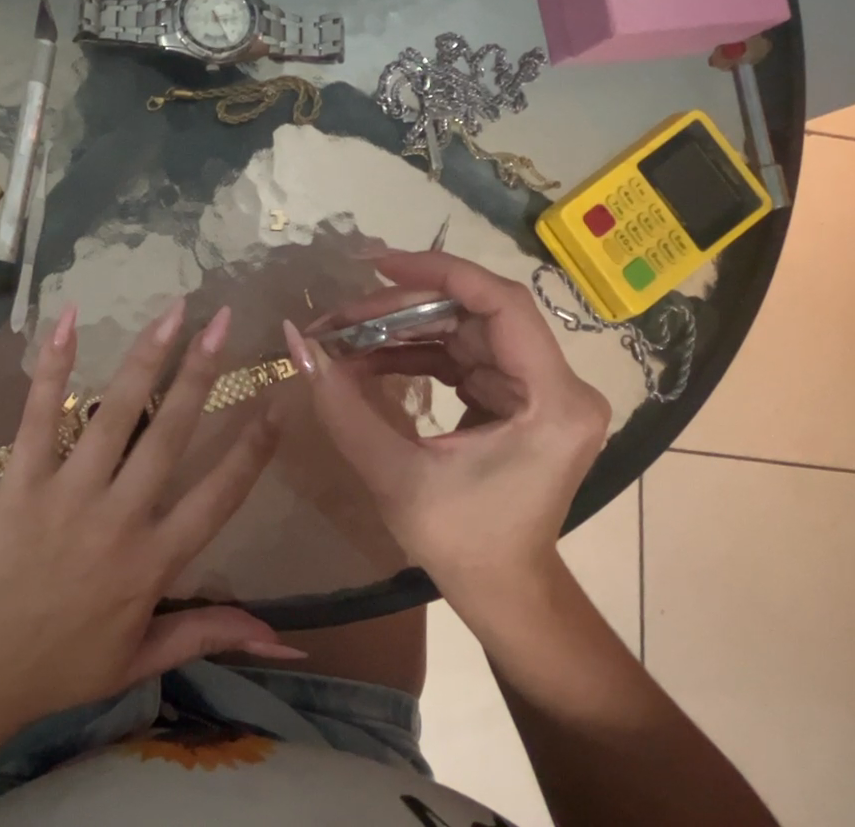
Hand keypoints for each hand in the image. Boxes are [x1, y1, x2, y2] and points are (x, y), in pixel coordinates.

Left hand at [0, 300, 299, 732]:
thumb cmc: (60, 669)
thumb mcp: (142, 659)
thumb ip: (210, 633)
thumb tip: (283, 636)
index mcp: (155, 562)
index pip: (219, 496)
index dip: (252, 451)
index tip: (275, 404)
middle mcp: (120, 518)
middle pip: (171, 435)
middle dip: (201, 374)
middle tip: (224, 321)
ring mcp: (68, 495)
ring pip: (116, 415)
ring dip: (146, 359)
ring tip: (171, 312)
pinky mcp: (20, 483)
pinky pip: (40, 417)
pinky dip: (54, 368)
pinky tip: (68, 322)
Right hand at [282, 250, 610, 604]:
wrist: (501, 589)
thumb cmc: (458, 540)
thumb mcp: (390, 471)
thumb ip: (340, 402)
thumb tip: (295, 338)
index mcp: (551, 400)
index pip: (502, 304)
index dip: (438, 273)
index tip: (376, 264)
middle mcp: (559, 386)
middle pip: (478, 316)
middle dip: (403, 309)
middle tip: (339, 315)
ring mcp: (542, 392)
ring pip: (467, 333)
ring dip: (404, 332)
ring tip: (343, 337)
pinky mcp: (519, 401)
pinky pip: (465, 359)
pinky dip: (416, 356)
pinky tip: (369, 361)